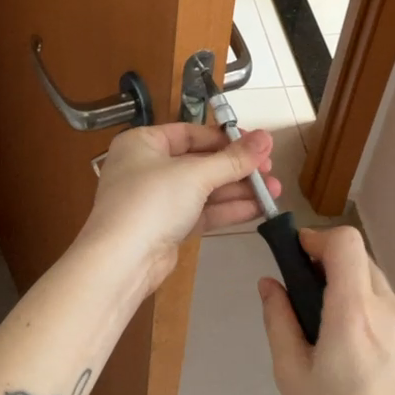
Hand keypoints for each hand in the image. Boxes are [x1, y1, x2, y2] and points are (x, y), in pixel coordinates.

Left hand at [76, 122, 280, 294]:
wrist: (121, 261)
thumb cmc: (151, 202)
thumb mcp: (195, 175)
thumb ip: (233, 159)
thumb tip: (266, 137)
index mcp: (142, 143)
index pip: (190, 133)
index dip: (225, 138)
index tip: (257, 144)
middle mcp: (147, 167)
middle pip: (200, 162)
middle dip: (237, 168)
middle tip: (270, 170)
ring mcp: (156, 200)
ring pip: (203, 189)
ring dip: (237, 190)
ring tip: (273, 190)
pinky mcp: (167, 227)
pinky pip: (201, 212)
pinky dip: (227, 209)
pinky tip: (257, 209)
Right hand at [259, 227, 394, 394]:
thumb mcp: (292, 376)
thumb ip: (279, 321)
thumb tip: (270, 284)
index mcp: (354, 314)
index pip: (345, 243)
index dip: (316, 239)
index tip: (291, 258)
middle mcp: (387, 310)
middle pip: (358, 256)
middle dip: (324, 260)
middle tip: (295, 293)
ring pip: (371, 278)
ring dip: (342, 282)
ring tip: (315, 324)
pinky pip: (381, 303)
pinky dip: (358, 302)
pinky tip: (340, 343)